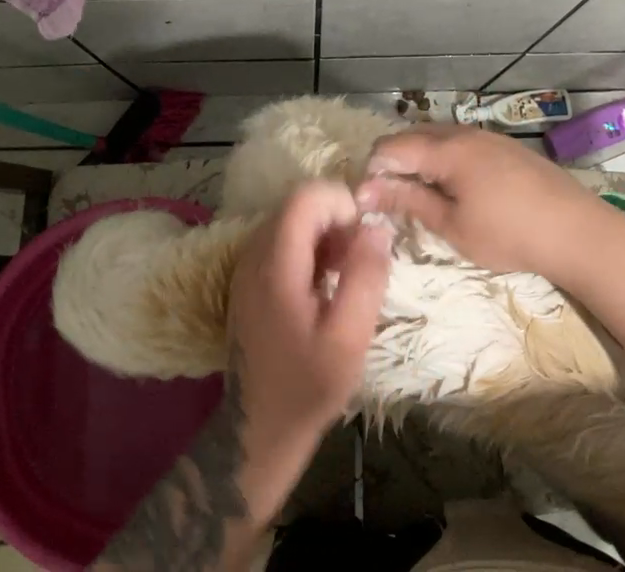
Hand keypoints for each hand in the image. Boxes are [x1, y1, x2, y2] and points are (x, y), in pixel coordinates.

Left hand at [227, 180, 392, 450]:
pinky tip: (326, 287)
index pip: (305, 196)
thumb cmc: (309, 385)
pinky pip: (282, 244)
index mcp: (275, 265)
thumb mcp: (350, 336)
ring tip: (347, 277)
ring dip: (325, 236)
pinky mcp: (250, 282)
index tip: (366, 239)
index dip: (342, 205)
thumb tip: (378, 227)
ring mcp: (247, 268)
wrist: (260, 427)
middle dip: (336, 221)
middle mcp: (253, 256)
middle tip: (361, 262)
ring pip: (290, 222)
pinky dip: (310, 251)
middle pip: (297, 206)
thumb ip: (365, 277)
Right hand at [355, 125, 616, 283]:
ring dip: (420, 160)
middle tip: (391, 200)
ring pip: (438, 138)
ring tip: (422, 197)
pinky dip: (445, 160)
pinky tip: (456, 189)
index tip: (370, 202)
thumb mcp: (452, 225)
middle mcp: (465, 133)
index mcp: (447, 149)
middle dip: (393, 162)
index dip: (373, 171)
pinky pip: (462, 143)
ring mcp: (489, 137)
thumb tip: (366, 188)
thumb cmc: (509, 234)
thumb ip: (408, 200)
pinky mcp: (507, 147)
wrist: (577, 231)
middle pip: (412, 135)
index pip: (390, 146)